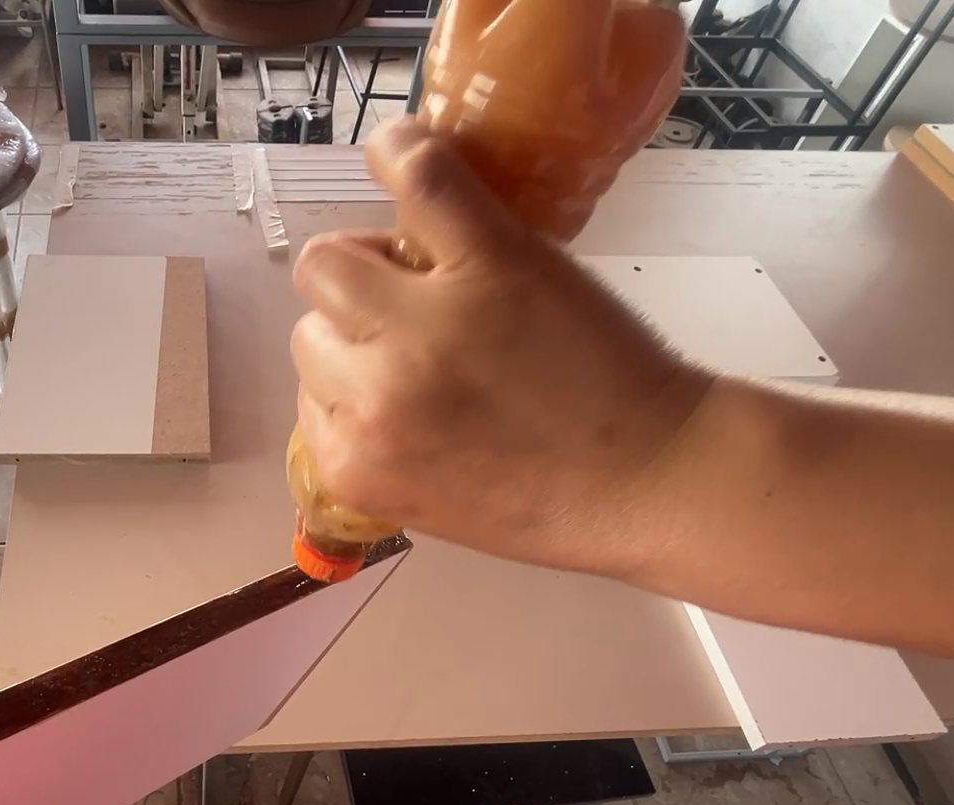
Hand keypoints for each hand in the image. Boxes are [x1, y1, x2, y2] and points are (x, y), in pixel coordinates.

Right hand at [290, 119, 714, 575]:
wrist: (647, 481)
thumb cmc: (539, 502)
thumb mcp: (417, 497)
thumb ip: (366, 443)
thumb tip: (344, 377)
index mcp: (351, 464)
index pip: (305, 391)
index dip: (349, 376)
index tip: (388, 374)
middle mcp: (371, 398)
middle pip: (307, 330)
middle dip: (349, 326)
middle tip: (407, 323)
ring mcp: (424, 324)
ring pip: (329, 265)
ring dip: (362, 268)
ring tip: (417, 275)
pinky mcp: (487, 261)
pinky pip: (417, 180)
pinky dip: (399, 153)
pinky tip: (395, 154)